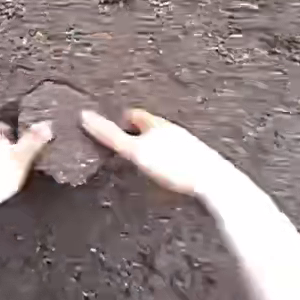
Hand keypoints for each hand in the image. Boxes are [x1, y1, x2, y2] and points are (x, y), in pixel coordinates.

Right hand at [80, 108, 252, 201]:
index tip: (108, 127)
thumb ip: (110, 135)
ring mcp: (187, 148)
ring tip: (139, 163)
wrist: (215, 184)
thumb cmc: (174, 165)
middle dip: (136, 135)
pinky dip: (165, 164)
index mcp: (157, 125)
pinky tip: (163, 177)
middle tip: (121, 146)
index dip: (120, 120)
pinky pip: (176, 160)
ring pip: (164, 144)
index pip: (134, 115)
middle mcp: (173, 132)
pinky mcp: (197, 166)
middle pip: (149, 129)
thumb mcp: (135, 151)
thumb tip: (84, 116)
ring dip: (152, 150)